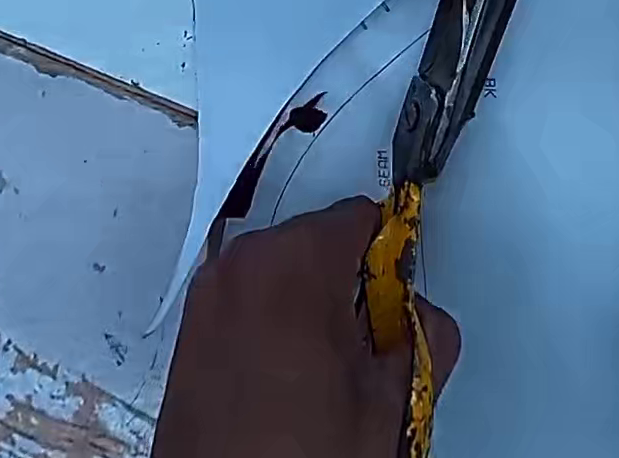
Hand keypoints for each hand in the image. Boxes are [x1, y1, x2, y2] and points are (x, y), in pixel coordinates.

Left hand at [151, 198, 459, 457]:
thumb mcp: (390, 402)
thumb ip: (426, 334)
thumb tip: (425, 315)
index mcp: (298, 259)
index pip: (358, 215)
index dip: (387, 246)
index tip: (395, 279)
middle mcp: (248, 257)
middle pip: (317, 238)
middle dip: (347, 277)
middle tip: (364, 336)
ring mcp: (213, 285)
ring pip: (281, 263)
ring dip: (307, 294)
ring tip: (320, 364)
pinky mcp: (192, 317)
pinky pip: (247, 289)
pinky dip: (270, 310)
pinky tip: (283, 370)